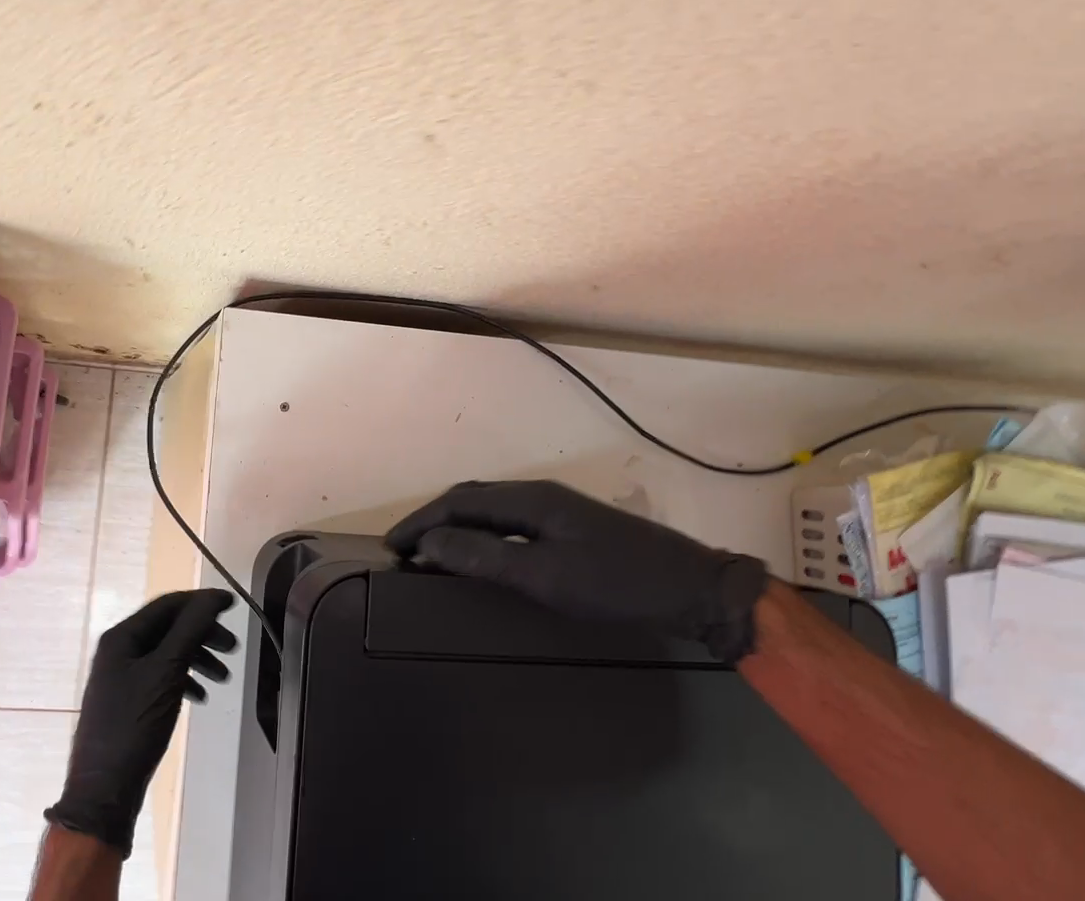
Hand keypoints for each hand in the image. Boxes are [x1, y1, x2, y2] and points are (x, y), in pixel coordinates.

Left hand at [46, 589, 235, 855]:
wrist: (104, 790)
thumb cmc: (134, 725)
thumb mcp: (166, 672)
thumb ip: (190, 630)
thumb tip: (213, 596)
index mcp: (122, 636)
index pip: (168, 604)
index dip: (202, 602)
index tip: (235, 606)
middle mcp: (119, 650)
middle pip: (169, 628)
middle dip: (202, 634)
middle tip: (232, 649)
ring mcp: (121, 677)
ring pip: (167, 654)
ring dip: (197, 658)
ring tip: (224, 677)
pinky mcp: (128, 702)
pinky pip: (161, 678)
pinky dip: (184, 680)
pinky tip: (201, 697)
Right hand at [385, 480, 768, 661]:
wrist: (693, 589)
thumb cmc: (616, 584)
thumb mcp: (545, 575)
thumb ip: (484, 556)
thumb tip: (430, 543)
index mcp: (529, 499)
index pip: (457, 502)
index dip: (421, 523)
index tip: (391, 548)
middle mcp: (538, 495)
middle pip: (471, 498)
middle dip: (433, 521)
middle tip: (405, 550)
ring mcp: (557, 510)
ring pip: (490, 509)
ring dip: (456, 526)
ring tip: (431, 552)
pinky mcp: (571, 528)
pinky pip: (509, 523)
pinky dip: (481, 534)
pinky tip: (481, 554)